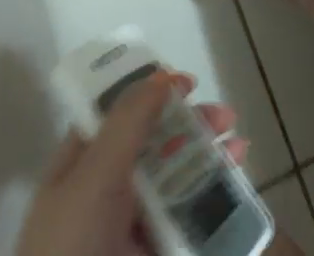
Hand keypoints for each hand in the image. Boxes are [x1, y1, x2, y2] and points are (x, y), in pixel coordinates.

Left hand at [16, 71, 246, 255]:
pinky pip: (192, 211)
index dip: (147, 93)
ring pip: (178, 175)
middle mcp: (107, 192)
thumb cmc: (73, 247)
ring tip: (239, 146)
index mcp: (80, 168)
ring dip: (210, 153)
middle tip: (225, 116)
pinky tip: (238, 173)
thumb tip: (160, 74)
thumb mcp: (94, 178)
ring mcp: (136, 224)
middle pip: (154, 142)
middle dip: (190, 123)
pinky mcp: (163, 247)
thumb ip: (127, 124)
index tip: (185, 82)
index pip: (114, 116)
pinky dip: (216, 189)